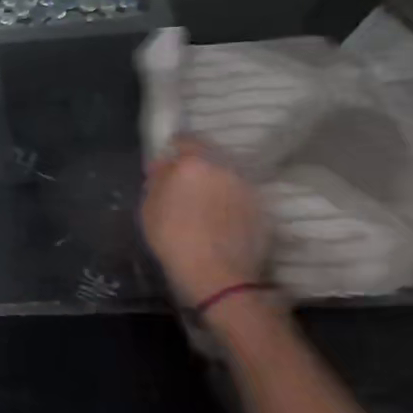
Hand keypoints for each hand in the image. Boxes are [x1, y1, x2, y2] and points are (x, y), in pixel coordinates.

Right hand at [141, 137, 268, 305]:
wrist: (217, 272)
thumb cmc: (172, 237)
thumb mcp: (149, 207)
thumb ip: (157, 180)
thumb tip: (164, 166)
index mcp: (194, 163)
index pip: (185, 140)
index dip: (173, 148)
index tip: (165, 161)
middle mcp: (226, 167)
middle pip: (210, 156)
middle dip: (196, 166)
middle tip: (182, 183)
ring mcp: (248, 186)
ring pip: (227, 175)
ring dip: (215, 182)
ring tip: (202, 203)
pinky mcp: (263, 206)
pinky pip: (240, 194)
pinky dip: (229, 200)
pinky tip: (219, 218)